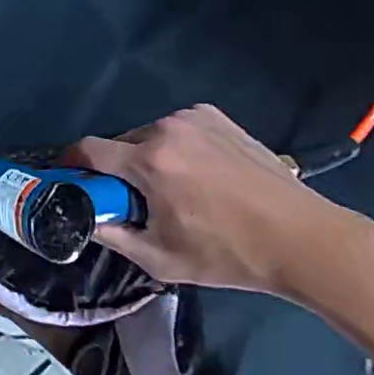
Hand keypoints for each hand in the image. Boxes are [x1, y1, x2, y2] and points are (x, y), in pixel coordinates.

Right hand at [69, 104, 362, 295]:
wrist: (301, 237)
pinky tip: (201, 173)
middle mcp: (167, 128)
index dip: (72, 163)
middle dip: (119, 168)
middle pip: (121, 143)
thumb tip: (84, 220)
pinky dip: (177, 146)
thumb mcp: (161, 258)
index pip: (88, 149)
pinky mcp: (217, 116)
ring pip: (150, 135)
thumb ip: (113, 236)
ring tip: (176, 189)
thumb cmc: (228, 253)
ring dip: (149, 157)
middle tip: (137, 199)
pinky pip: (178, 128)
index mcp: (149, 162)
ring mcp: (195, 117)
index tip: (71, 178)